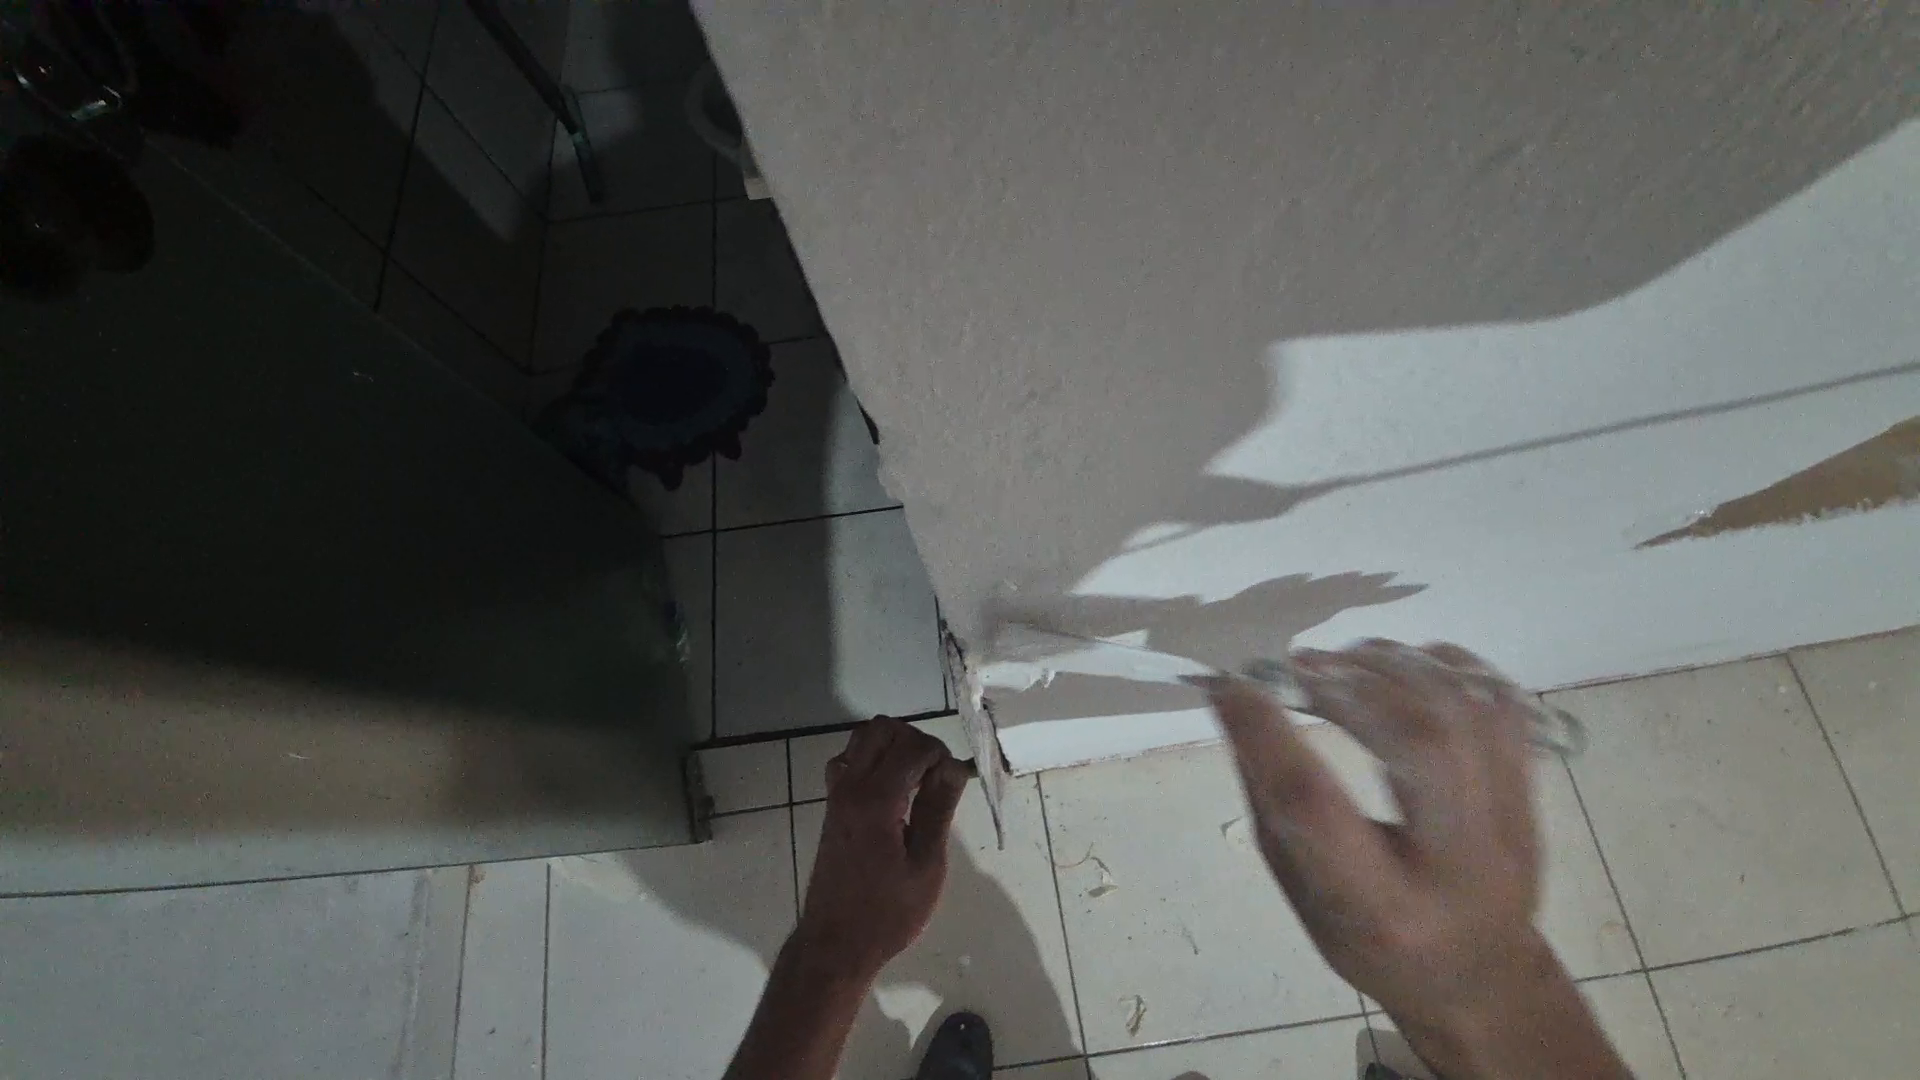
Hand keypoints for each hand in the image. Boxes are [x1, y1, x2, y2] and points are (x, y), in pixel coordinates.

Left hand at [793, 718, 969, 982]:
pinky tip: (891, 790)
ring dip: (893, 746)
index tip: (953, 783)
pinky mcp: (832, 804)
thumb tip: (955, 766)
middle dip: (915, 741)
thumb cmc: (887, 913)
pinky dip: (873, 759)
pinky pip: (850, 759)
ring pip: (863, 738)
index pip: (912, 746)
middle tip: (935, 776)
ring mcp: (836, 793)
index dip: (940, 754)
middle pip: (883, 729)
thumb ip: (938, 808)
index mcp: (876, 800)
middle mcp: (851, 786)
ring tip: (915, 780)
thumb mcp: (926, 866)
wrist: (835, 945)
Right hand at [1200, 641, 1629, 1079]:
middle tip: (1296, 667)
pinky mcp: (1534, 792)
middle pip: (1419, 744)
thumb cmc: (1366, 937)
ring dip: (1388, 666)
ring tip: (1335, 661)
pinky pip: (1500, 702)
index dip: (1263, 732)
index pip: (1314, 803)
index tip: (1227, 686)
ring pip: (1462, 711)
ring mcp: (1513, 825)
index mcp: (1381, 907)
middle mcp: (1459, 864)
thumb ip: (1271, 798)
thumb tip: (1243, 705)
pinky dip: (1444, 663)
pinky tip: (1395, 664)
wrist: (1477, 974)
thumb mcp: (1296, 887)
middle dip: (1346, 686)